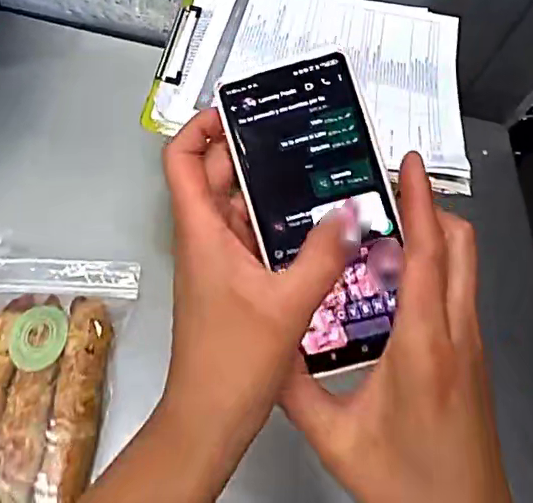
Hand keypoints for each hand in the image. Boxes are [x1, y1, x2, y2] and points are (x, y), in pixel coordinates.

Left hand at [88, 108, 353, 502]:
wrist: (208, 420)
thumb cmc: (228, 366)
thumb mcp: (287, 305)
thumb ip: (323, 255)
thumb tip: (349, 213)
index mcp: (202, 230)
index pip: (182, 158)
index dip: (200, 126)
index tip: (232, 111)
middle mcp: (205, 235)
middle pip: (215, 172)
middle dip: (246, 149)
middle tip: (286, 134)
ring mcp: (217, 255)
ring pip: (234, 201)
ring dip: (262, 185)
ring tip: (304, 170)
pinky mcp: (231, 274)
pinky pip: (248, 229)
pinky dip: (271, 217)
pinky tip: (307, 221)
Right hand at [280, 152, 511, 502]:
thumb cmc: (415, 488)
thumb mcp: (338, 439)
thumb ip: (297, 391)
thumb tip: (272, 349)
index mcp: (423, 344)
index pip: (427, 252)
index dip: (420, 201)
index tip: (409, 166)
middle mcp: (456, 334)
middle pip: (459, 245)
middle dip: (431, 205)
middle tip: (399, 186)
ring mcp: (471, 343)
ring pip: (465, 264)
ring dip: (436, 232)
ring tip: (397, 222)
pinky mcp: (474, 355)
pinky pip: (459, 289)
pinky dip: (437, 264)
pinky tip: (403, 278)